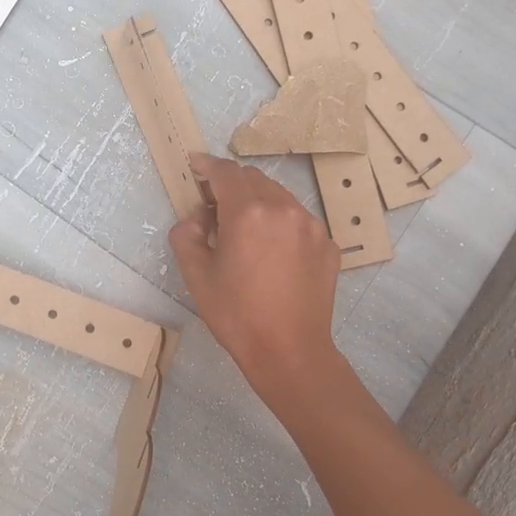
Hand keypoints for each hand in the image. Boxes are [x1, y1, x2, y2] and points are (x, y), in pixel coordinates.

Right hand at [169, 152, 342, 401]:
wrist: (289, 351)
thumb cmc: (235, 314)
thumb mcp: (196, 275)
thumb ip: (187, 234)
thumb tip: (199, 217)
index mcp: (247, 213)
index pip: (226, 172)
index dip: (208, 165)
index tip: (196, 165)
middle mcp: (284, 209)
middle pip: (254, 179)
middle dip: (232, 185)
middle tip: (214, 208)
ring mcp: (312, 226)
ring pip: (279, 197)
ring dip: (258, 203)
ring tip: (244, 233)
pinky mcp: (328, 245)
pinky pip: (298, 221)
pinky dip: (280, 224)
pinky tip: (271, 254)